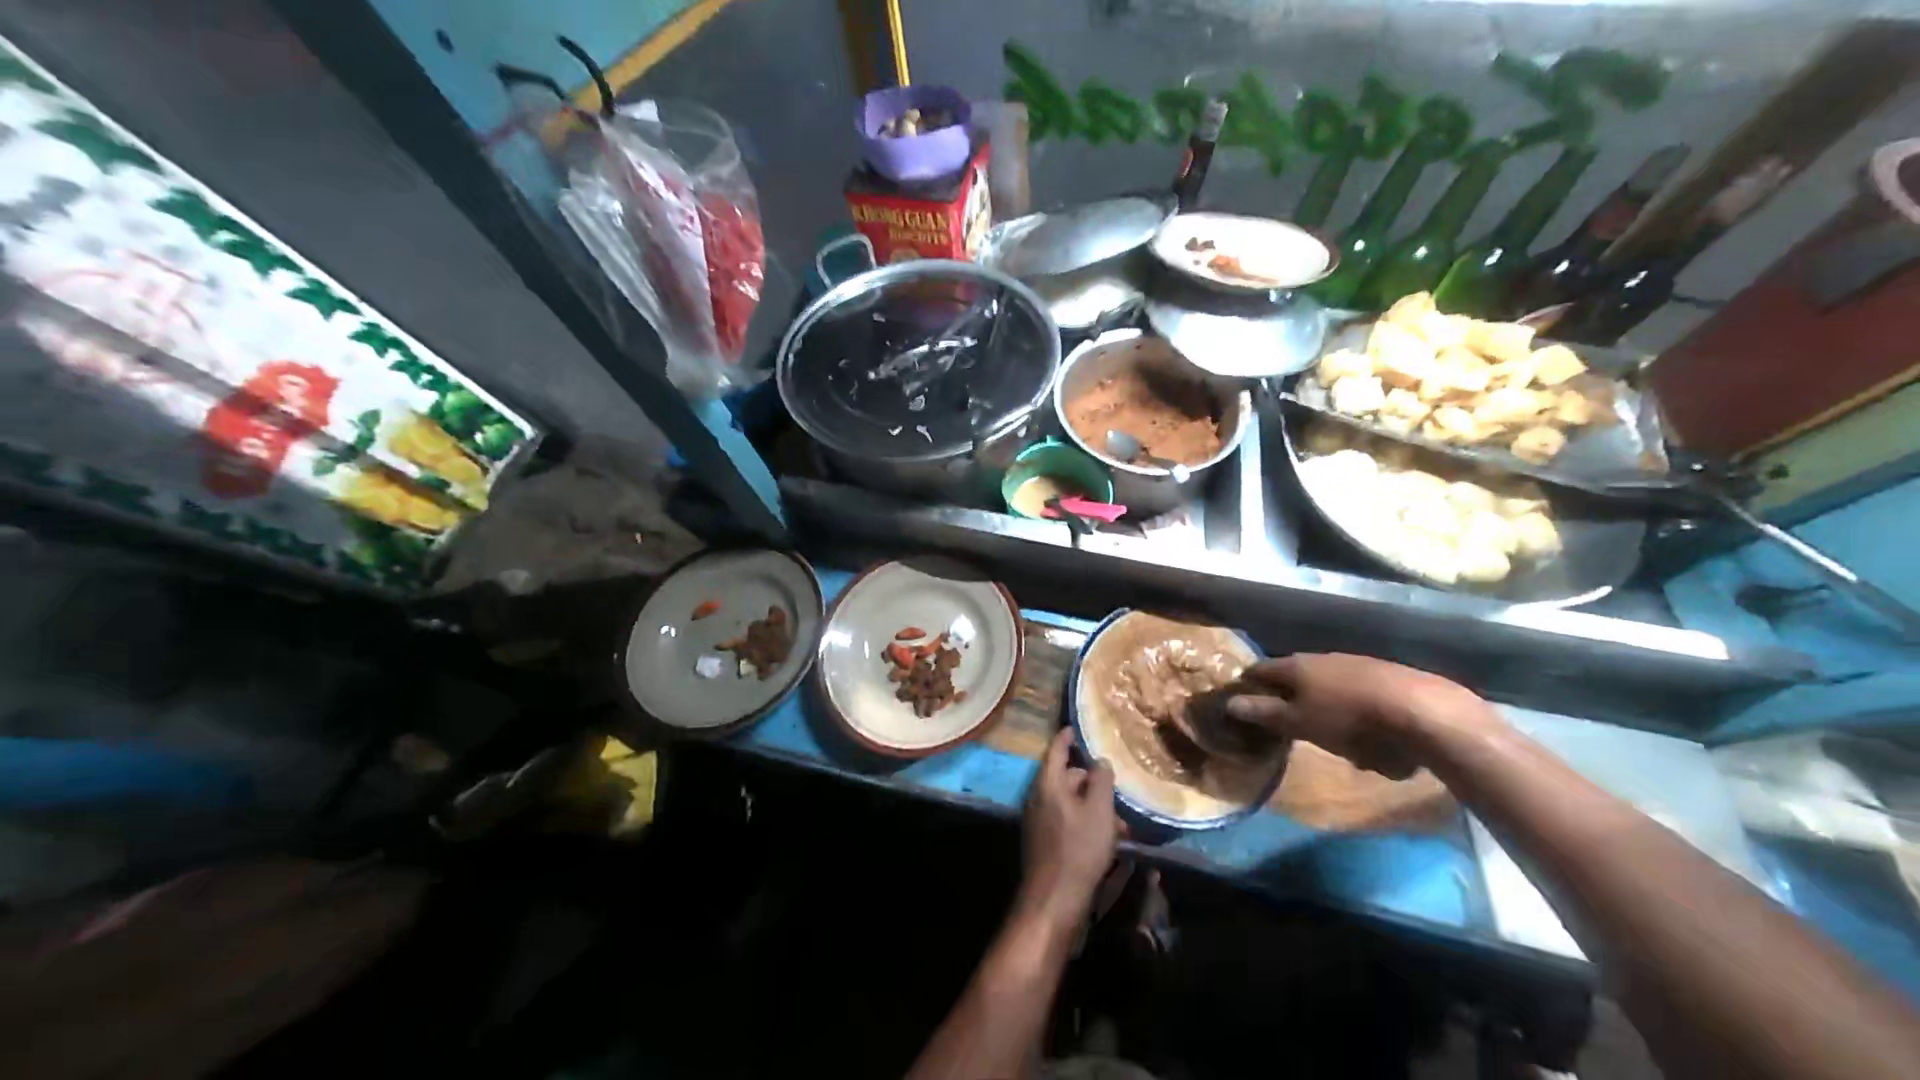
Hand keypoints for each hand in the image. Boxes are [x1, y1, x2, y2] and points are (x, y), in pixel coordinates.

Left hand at [1018, 728, 1120, 927]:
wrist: (1054, 900)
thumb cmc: (1079, 850)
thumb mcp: (1099, 812)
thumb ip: (1101, 781)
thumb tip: (1100, 761)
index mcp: (1047, 785)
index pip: (1055, 750)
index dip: (1066, 737)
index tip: (1076, 728)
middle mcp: (1037, 798)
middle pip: (1064, 777)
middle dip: (1089, 779)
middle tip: (1114, 786)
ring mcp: (1038, 821)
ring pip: (1068, 801)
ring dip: (1091, 804)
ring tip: (1119, 819)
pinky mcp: (1044, 841)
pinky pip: (1065, 819)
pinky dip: (1084, 821)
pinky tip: (1106, 838)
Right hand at [1225, 653, 1499, 778]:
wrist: (1424, 712)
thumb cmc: (1349, 718)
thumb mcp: (1300, 723)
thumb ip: (1265, 713)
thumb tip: (1230, 703)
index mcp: (1297, 665)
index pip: (1261, 669)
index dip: (1248, 683)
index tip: (1240, 699)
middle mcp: (1324, 658)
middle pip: (1296, 675)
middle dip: (1289, 696)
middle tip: (1285, 721)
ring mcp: (1358, 664)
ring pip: (1329, 684)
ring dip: (1324, 704)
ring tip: (1329, 732)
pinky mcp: (1388, 677)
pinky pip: (1359, 693)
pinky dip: (1354, 709)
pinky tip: (1367, 731)